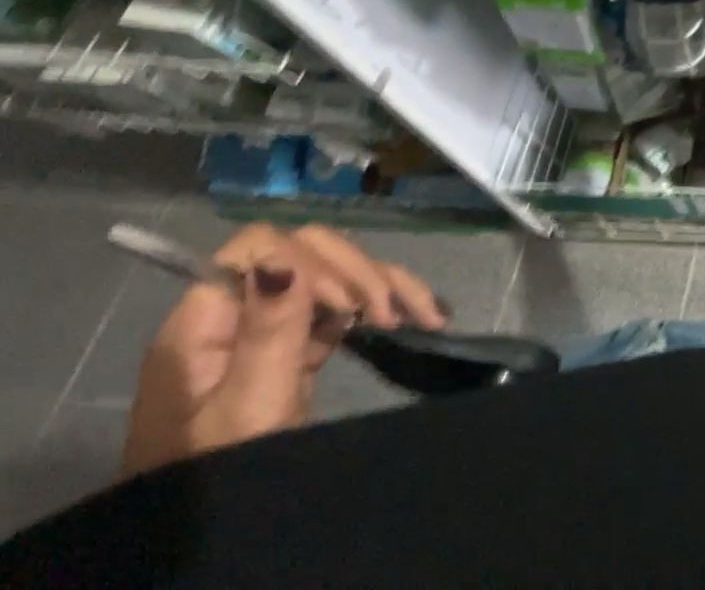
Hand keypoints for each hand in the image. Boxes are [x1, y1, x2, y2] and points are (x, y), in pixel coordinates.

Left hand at [120, 223, 446, 477]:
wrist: (213, 530)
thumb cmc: (222, 468)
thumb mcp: (249, 403)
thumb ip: (269, 329)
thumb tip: (284, 257)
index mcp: (205, 320)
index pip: (260, 249)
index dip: (311, 264)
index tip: (349, 307)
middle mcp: (237, 313)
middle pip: (305, 254)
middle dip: (358, 273)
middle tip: (389, 315)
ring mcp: (269, 329)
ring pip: (335, 276)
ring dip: (385, 285)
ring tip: (424, 316)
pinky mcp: (297, 348)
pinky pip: (345, 308)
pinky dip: (386, 306)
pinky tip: (419, 318)